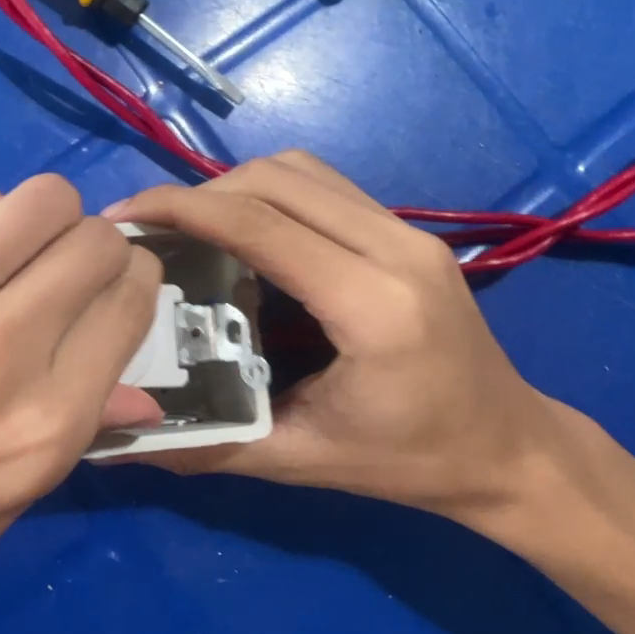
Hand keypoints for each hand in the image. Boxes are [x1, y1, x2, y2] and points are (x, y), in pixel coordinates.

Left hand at [0, 176, 162, 633]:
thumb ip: (67, 441)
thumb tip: (136, 392)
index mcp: (39, 429)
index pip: (130, 307)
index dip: (132, 291)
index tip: (113, 296)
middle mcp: (4, 345)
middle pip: (97, 242)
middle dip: (99, 252)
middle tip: (65, 278)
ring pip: (43, 199)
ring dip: (47, 223)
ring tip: (13, 259)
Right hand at [105, 152, 560, 520]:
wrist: (512, 451)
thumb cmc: (409, 464)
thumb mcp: (301, 462)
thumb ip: (208, 445)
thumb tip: (122, 443)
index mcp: (372, 306)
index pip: (259, 225)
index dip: (182, 210)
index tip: (125, 217)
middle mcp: (396, 249)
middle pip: (275, 179)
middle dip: (198, 193)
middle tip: (149, 230)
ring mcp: (408, 232)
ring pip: (299, 169)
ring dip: (233, 186)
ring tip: (188, 225)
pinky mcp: (407, 230)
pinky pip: (322, 184)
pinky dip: (267, 191)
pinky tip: (240, 229)